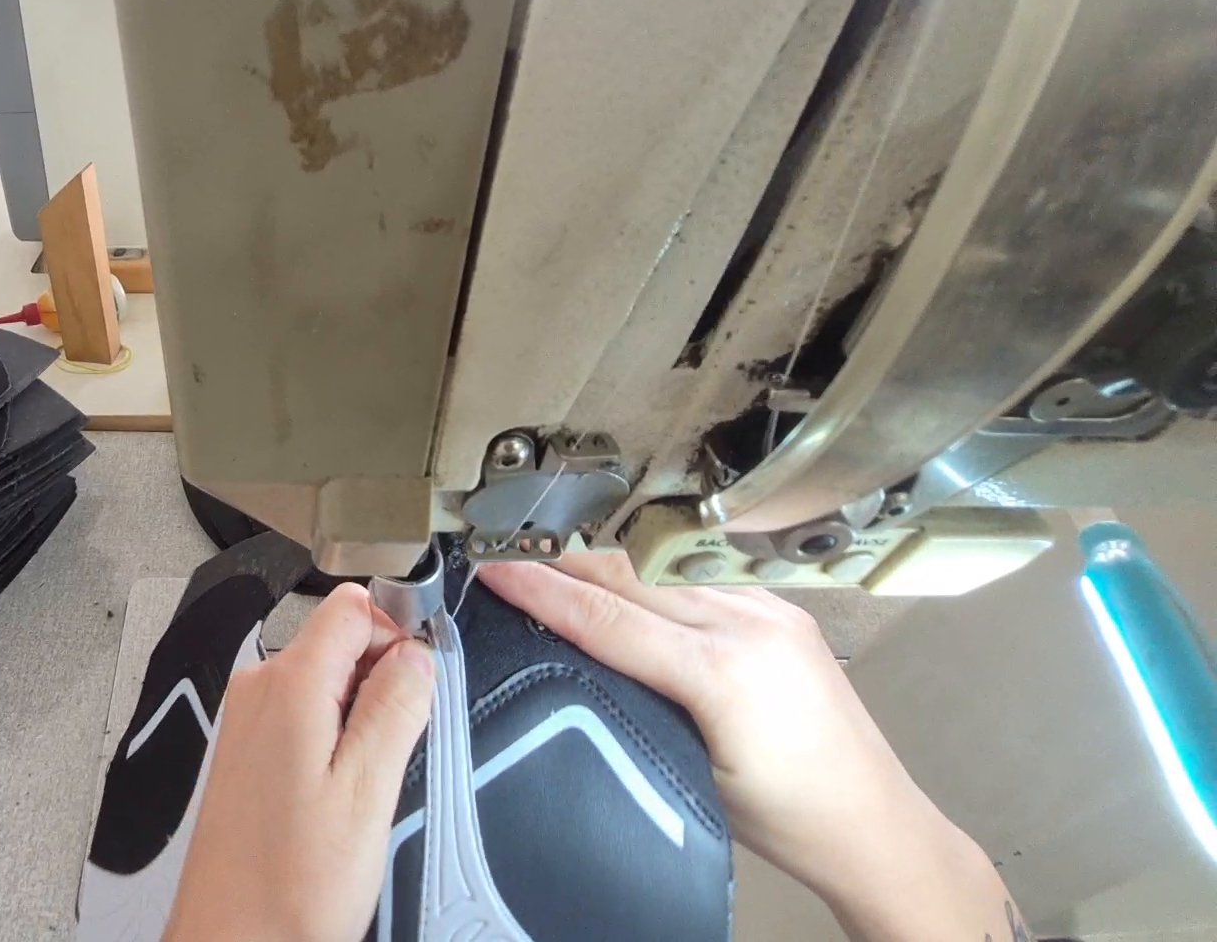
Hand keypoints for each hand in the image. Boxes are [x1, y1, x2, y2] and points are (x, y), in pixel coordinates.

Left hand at [162, 582, 434, 941]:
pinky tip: (334, 787)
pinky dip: (331, 730)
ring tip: (359, 780)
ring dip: (357, 709)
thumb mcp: (367, 792)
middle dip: (378, 677)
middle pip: (339, 640)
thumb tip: (416, 655)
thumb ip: (396, 709)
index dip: (394, 631)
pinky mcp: (247, 742)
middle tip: (391, 746)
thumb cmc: (287, 885)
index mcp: (290, 684)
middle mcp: (260, 687)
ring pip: (324, 676)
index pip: (351, 607)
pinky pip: (302, 707)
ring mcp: (249, 714)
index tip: (416, 675)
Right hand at [480, 555, 1018, 941]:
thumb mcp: (688, 770)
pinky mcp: (773, 604)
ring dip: (592, 557)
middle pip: (624, 574)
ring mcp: (765, 607)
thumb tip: (565, 657)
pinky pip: (686, 573)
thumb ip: (629, 702)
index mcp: (722, 674)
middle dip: (556, 556)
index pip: (604, 618)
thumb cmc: (787, 820)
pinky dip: (638, 567)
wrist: (883, 829)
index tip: (492, 567)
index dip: (539, 589)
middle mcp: (746, 624)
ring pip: (653, 566)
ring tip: (541, 552)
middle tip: (500, 545)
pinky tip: (610, 567)